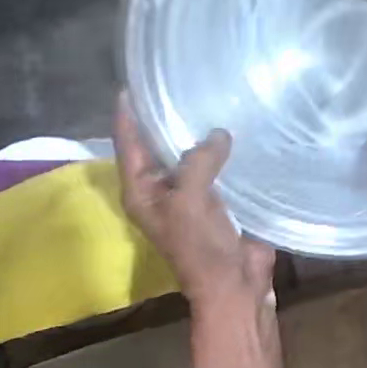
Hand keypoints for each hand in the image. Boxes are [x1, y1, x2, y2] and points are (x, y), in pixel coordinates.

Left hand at [111, 94, 274, 313]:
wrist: (234, 283)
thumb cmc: (200, 247)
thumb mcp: (189, 201)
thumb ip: (197, 163)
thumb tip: (217, 135)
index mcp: (143, 192)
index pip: (129, 146)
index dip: (129, 116)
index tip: (131, 86)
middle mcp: (163, 191)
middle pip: (159, 148)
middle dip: (166, 120)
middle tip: (178, 84)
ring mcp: (191, 195)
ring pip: (190, 156)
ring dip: (199, 135)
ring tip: (210, 100)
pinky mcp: (219, 199)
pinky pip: (217, 167)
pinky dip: (224, 151)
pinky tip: (237, 130)